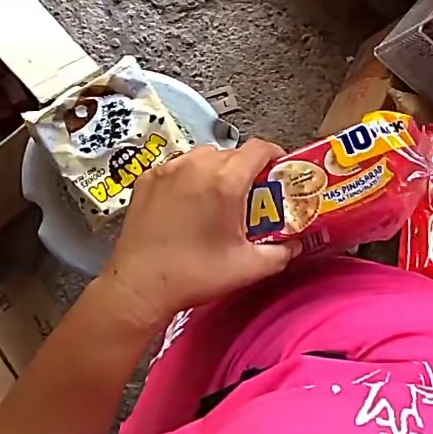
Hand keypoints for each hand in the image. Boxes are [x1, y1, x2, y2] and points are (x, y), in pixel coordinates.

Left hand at [96, 139, 297, 332]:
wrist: (140, 285)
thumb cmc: (193, 275)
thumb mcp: (248, 267)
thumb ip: (279, 253)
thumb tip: (292, 246)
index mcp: (225, 182)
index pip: (259, 148)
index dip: (274, 155)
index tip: (278, 169)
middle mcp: (196, 167)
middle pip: (231, 153)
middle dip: (245, 169)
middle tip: (250, 195)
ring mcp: (168, 170)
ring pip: (202, 156)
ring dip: (215, 170)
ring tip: (217, 198)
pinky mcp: (147, 179)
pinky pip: (177, 166)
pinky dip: (187, 176)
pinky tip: (188, 202)